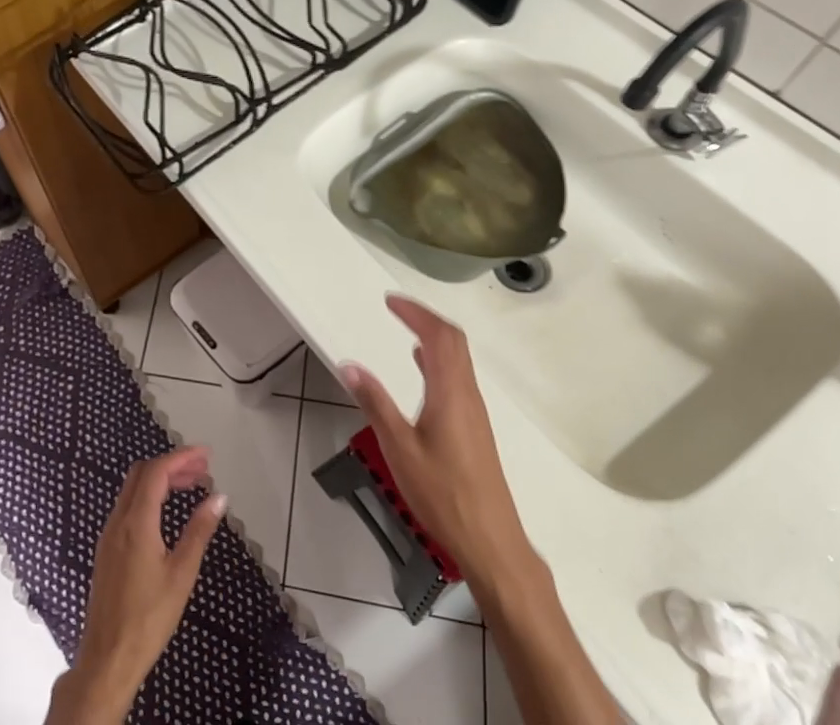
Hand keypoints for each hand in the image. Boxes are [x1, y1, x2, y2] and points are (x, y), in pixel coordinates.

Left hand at [46, 447, 227, 724]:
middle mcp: (117, 522)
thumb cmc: (150, 617)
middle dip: (172, 465)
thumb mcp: (182, 574)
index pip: (156, 472)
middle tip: (203, 470)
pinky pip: (127, 508)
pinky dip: (149, 498)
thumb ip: (199, 531)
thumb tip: (218, 497)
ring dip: (160, 481)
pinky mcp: (107, 550)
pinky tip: (168, 513)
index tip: (206, 454)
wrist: (108, 656)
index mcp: (136, 524)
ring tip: (192, 487)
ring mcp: (108, 536)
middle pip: (141, 475)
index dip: (180, 457)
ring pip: (132, 491)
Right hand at [340, 294, 526, 573]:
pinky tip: (422, 372)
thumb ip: (375, 403)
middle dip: (426, 319)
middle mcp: (467, 395)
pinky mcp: (474, 429)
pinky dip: (439, 362)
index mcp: (450, 393)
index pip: (438, 337)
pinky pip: (458, 379)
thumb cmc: (441, 493)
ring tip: (406, 331)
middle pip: (454, 343)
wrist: (489, 538)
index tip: (389, 301)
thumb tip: (350, 365)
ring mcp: (474, 412)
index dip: (416, 313)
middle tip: (396, 309)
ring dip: (434, 338)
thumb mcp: (399, 448)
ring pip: (459, 361)